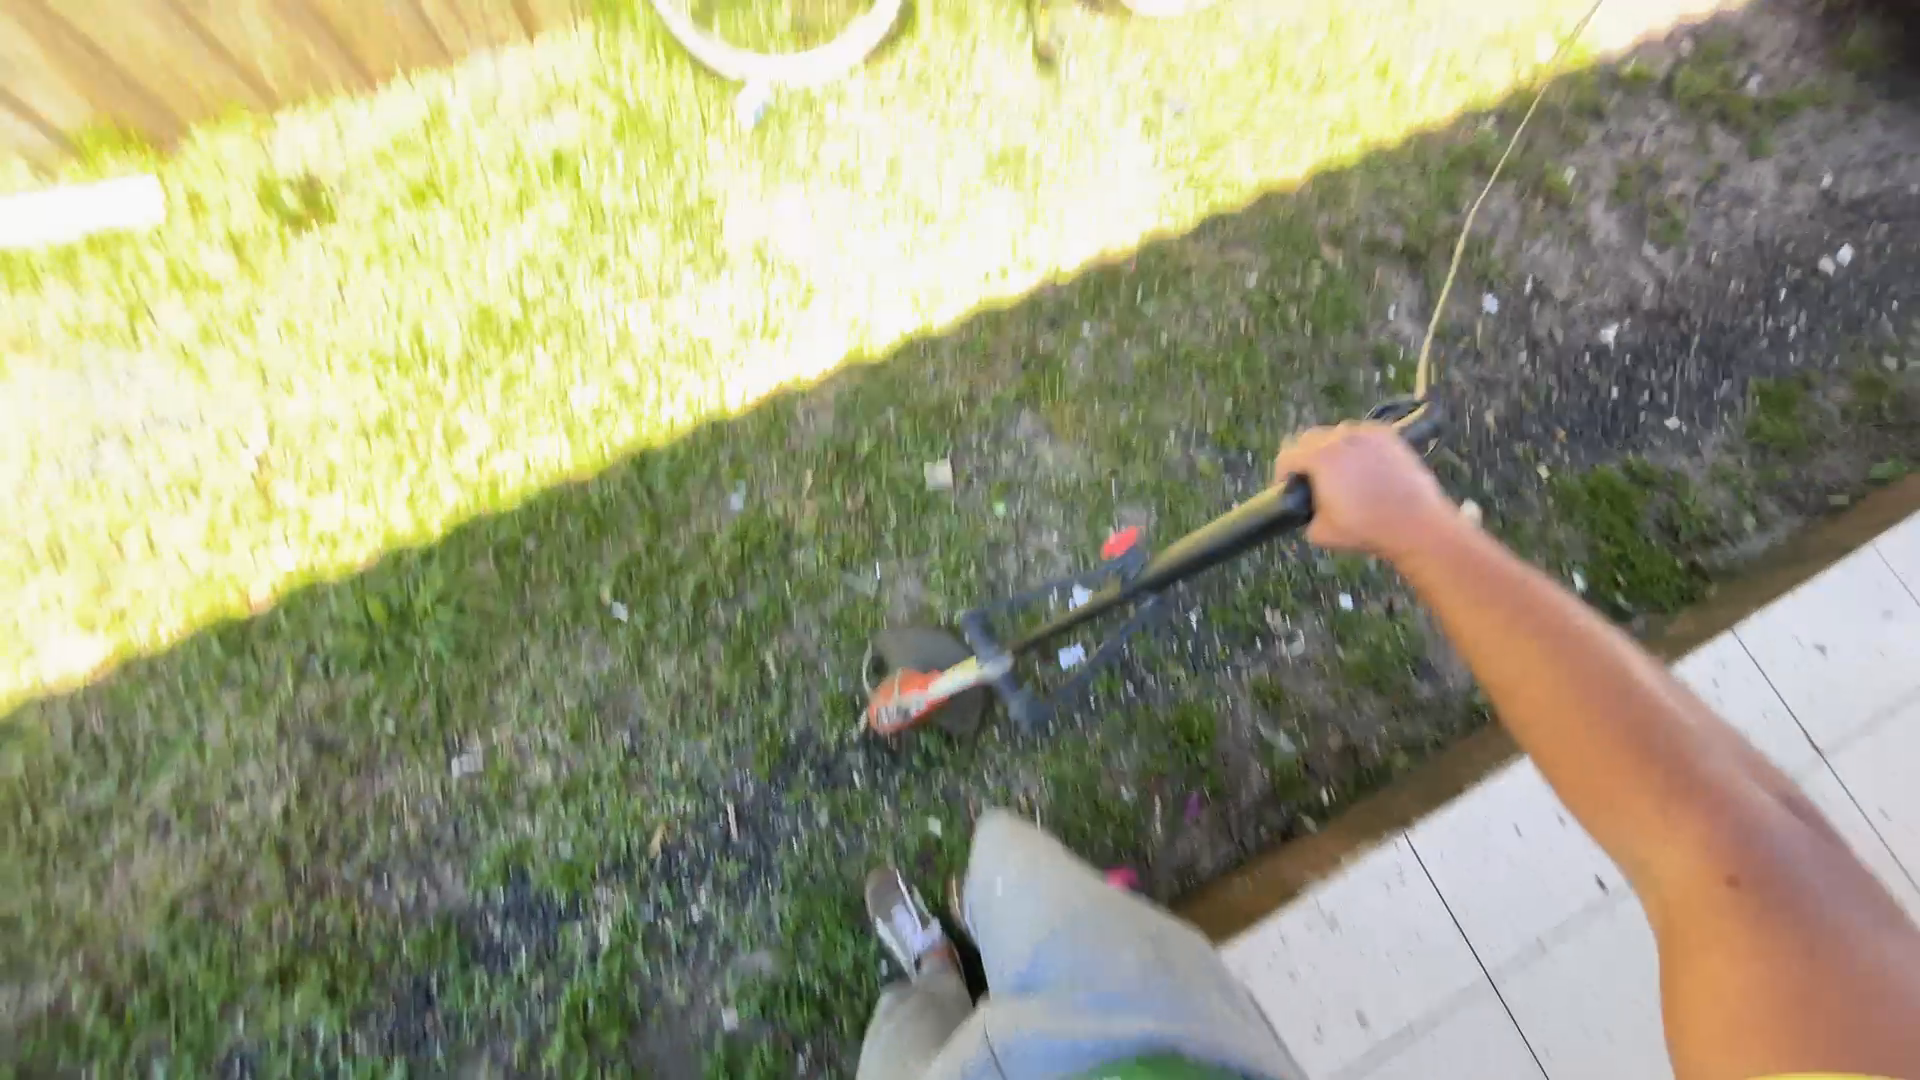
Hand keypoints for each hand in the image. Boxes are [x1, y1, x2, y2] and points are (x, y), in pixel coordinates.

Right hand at [1272, 423, 1458, 560]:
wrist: (1416, 524)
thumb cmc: (1366, 528)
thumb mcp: (1319, 532)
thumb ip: (1305, 514)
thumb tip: (1308, 508)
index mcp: (1320, 458)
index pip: (1287, 456)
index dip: (1281, 474)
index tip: (1285, 487)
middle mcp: (1341, 438)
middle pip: (1309, 439)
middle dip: (1303, 457)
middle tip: (1309, 479)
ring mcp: (1368, 434)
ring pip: (1336, 434)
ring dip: (1330, 449)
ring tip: (1338, 472)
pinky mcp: (1390, 437)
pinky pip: (1362, 434)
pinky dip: (1355, 446)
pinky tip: (1361, 466)